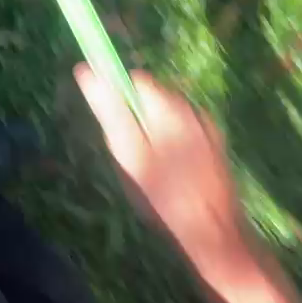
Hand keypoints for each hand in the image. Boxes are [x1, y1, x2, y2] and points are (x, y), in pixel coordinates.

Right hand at [76, 66, 258, 286]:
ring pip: (167, 114)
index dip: (117, 96)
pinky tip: (168, 170)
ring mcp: (207, 127)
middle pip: (152, 96)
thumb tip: (85, 71)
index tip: (111, 124)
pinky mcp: (215, 145)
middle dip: (135, 115)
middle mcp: (191, 110)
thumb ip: (109, 109)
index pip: (135, 80)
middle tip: (128, 151)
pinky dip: (170, 141)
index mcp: (168, 107)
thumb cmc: (161, 193)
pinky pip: (183, 130)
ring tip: (147, 165)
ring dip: (152, 129)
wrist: (211, 231)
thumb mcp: (127, 151)